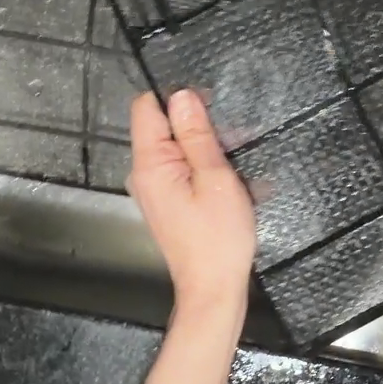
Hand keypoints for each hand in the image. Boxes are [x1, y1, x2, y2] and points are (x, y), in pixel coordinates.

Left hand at [129, 90, 255, 313]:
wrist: (213, 288)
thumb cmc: (219, 237)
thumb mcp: (215, 177)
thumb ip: (197, 135)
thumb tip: (182, 95)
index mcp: (150, 164)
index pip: (147, 107)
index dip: (178, 99)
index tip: (212, 108)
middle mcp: (143, 174)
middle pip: (163, 127)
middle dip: (199, 127)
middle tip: (235, 141)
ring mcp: (154, 190)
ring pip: (178, 150)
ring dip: (208, 151)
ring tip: (239, 167)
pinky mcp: (168, 203)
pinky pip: (183, 172)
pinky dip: (206, 170)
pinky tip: (233, 184)